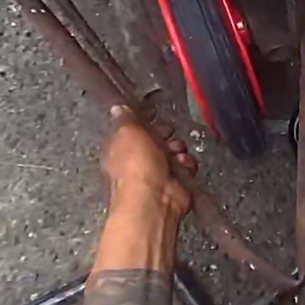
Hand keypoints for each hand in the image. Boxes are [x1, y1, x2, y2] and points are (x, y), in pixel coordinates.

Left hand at [101, 106, 195, 220]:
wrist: (155, 197)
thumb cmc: (136, 164)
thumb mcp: (128, 132)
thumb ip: (126, 118)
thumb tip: (117, 107)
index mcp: (119, 148)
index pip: (131, 128)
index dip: (142, 119)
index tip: (153, 111)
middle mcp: (136, 160)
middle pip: (154, 138)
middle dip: (164, 133)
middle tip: (167, 132)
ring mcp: (156, 172)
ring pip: (172, 150)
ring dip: (178, 148)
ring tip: (176, 152)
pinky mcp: (174, 182)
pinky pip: (185, 166)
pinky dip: (186, 164)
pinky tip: (183, 165)